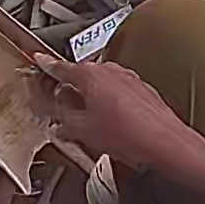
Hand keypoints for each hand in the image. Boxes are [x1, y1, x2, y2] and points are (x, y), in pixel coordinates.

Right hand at [28, 54, 204, 176]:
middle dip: (72, 90)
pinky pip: (118, 92)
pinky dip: (111, 103)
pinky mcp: (142, 88)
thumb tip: (60, 107)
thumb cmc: (128, 135)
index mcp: (89, 75)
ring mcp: (128, 77)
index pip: (60, 67)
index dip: (47, 65)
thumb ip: (64, 114)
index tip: (39, 60)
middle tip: (65, 109)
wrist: (165, 142)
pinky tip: (114, 124)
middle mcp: (109, 70)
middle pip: (81, 76)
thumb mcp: (81, 129)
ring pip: (101, 84)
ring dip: (93, 98)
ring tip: (93, 123)